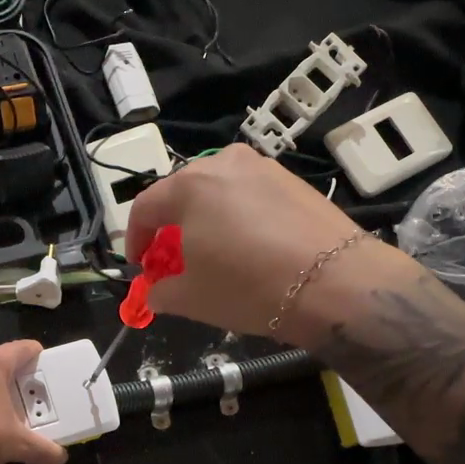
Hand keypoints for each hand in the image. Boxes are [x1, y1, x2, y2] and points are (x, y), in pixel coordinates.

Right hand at [125, 145, 419, 347]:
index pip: (144, 207)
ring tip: (210, 255)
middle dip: (170, 228)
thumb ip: (161, 291)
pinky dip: (236, 218)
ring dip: (204, 221)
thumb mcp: (190, 299)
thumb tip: (156, 291)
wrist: (331, 282)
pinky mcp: (292, 180)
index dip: (134, 240)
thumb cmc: (246, 287)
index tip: (139, 266)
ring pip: (217, 192)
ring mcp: (262, 167)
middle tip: (172, 261)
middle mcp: (223, 164)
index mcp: (189, 186)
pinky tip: (245, 249)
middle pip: (181, 193)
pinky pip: (248, 196)